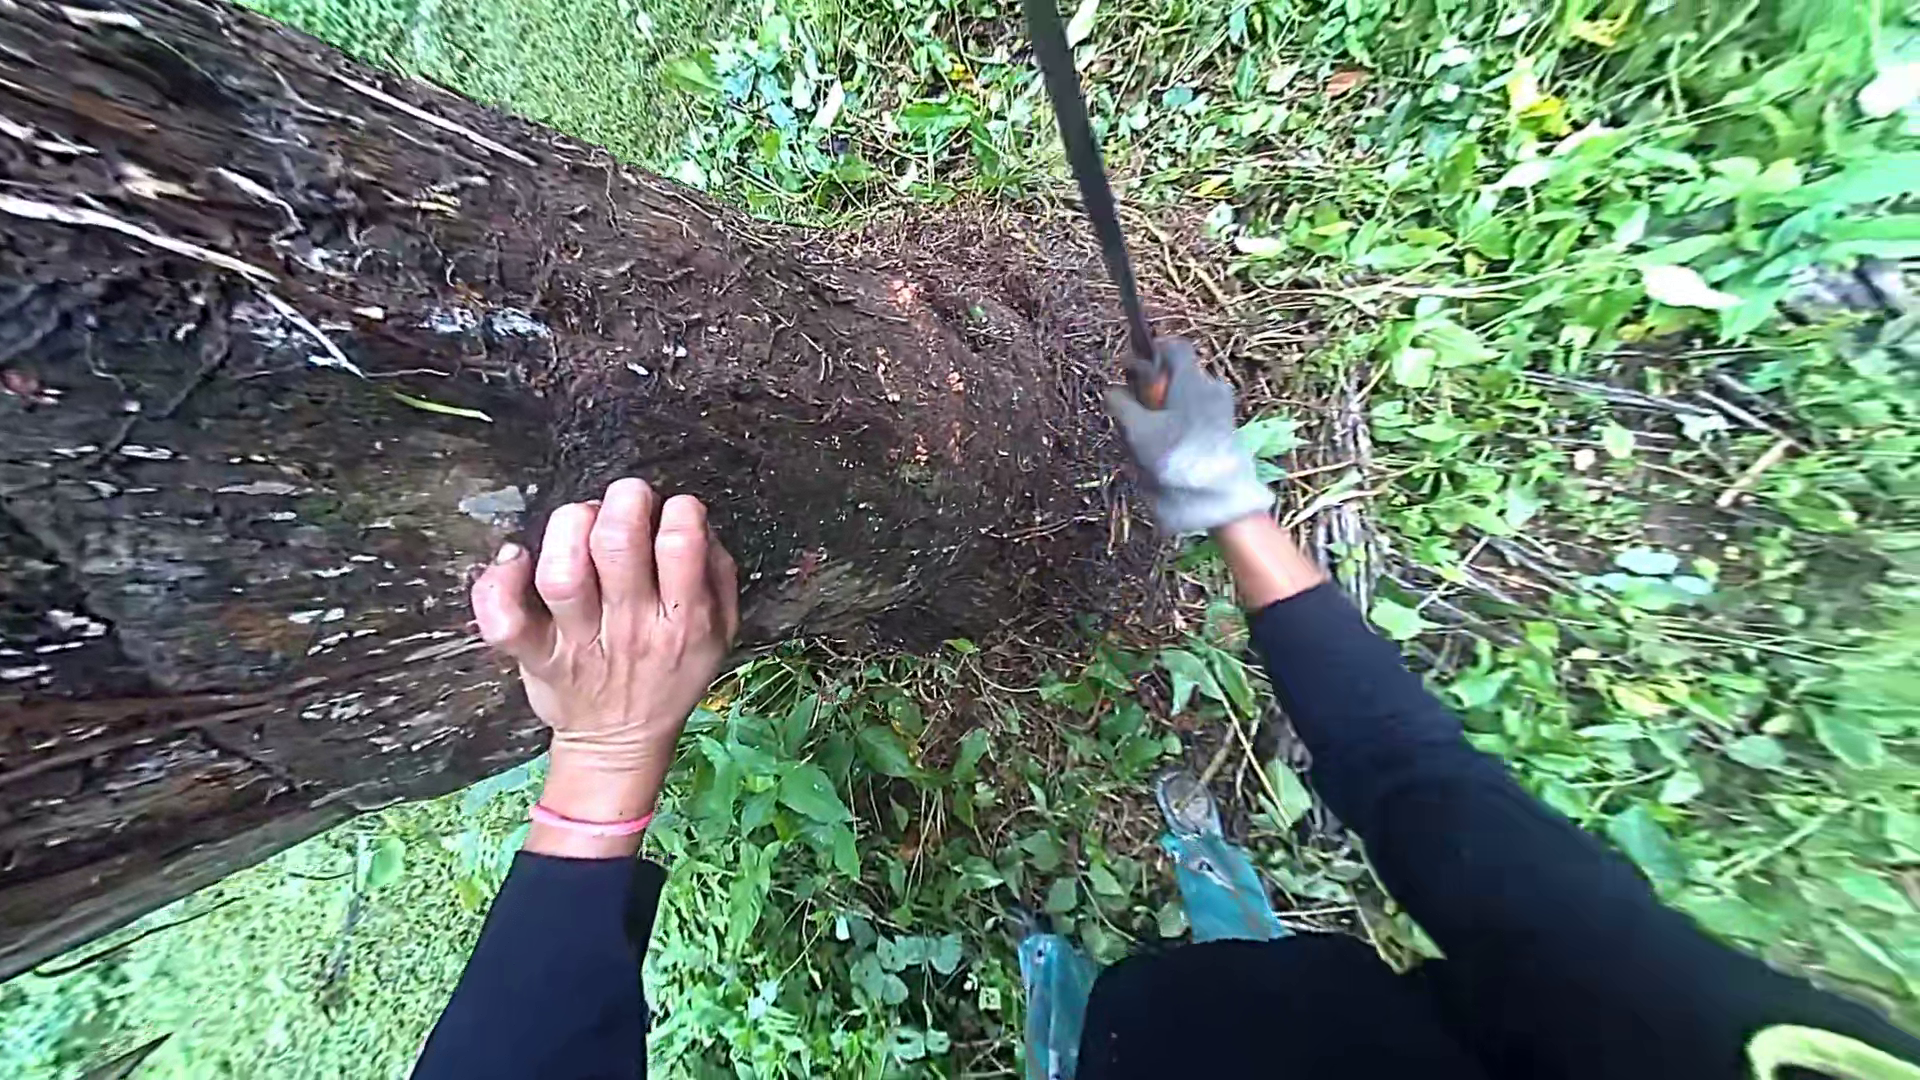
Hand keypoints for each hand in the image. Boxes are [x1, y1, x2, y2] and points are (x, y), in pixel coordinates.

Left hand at [470, 478, 738, 856]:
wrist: (622, 740)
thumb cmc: (676, 675)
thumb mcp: (724, 631)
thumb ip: (719, 576)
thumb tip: (699, 524)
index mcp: (685, 620)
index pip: (682, 546)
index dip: (680, 509)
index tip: (677, 509)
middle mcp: (633, 627)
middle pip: (616, 545)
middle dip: (622, 500)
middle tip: (629, 494)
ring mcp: (579, 643)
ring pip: (561, 572)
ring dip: (569, 527)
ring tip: (583, 517)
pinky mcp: (536, 656)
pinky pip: (505, 619)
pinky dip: (497, 583)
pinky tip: (514, 557)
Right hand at [1106, 339, 1273, 533]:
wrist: (1215, 496)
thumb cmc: (1174, 457)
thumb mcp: (1136, 430)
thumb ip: (1120, 404)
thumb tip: (1112, 390)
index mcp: (1190, 378)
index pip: (1171, 347)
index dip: (1148, 353)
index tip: (1130, 370)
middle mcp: (1210, 387)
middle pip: (1174, 376)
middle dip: (1150, 392)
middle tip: (1131, 414)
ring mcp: (1220, 410)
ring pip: (1182, 400)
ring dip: (1161, 414)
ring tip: (1145, 443)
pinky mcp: (1223, 432)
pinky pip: (1193, 419)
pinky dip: (1175, 429)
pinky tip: (1163, 454)